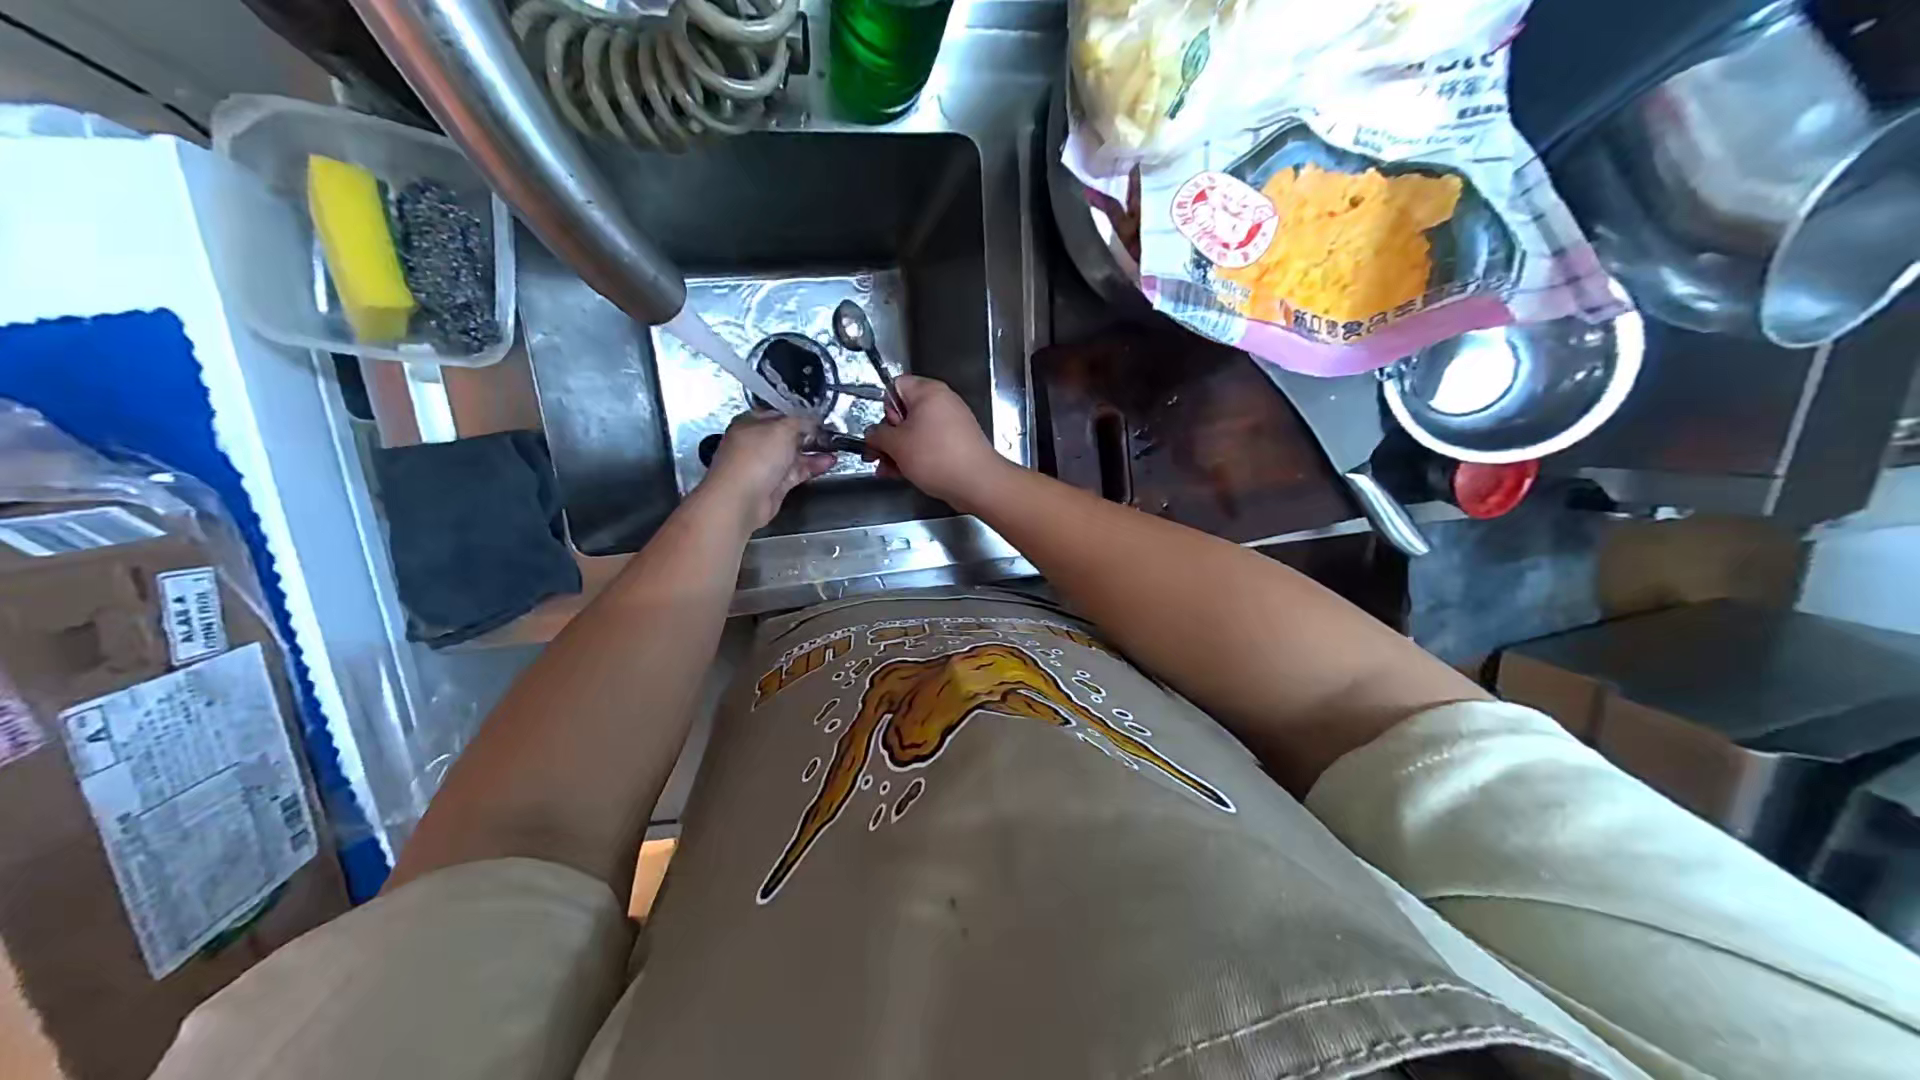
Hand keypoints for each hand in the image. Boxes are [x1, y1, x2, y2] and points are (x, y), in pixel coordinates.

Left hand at [698, 410, 833, 529]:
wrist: (740, 499)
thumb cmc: (755, 457)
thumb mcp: (782, 428)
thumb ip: (800, 421)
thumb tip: (812, 421)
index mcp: (751, 423)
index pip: (779, 413)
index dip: (800, 414)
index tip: (820, 416)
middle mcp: (757, 443)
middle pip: (788, 435)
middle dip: (810, 434)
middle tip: (830, 433)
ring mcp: (765, 465)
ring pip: (794, 455)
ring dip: (815, 451)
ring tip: (835, 449)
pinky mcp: (775, 484)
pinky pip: (797, 472)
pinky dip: (813, 467)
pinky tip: (828, 462)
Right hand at [862, 376, 1008, 511]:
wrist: (976, 483)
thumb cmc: (936, 457)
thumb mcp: (896, 445)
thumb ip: (877, 435)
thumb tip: (872, 434)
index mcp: (928, 392)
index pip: (895, 386)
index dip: (884, 408)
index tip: (883, 429)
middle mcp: (942, 403)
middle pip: (904, 412)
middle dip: (888, 436)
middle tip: (878, 455)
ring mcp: (952, 424)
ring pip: (915, 432)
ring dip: (898, 451)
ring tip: (888, 470)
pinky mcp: (957, 444)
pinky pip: (929, 445)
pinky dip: (915, 456)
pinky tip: (901, 474)